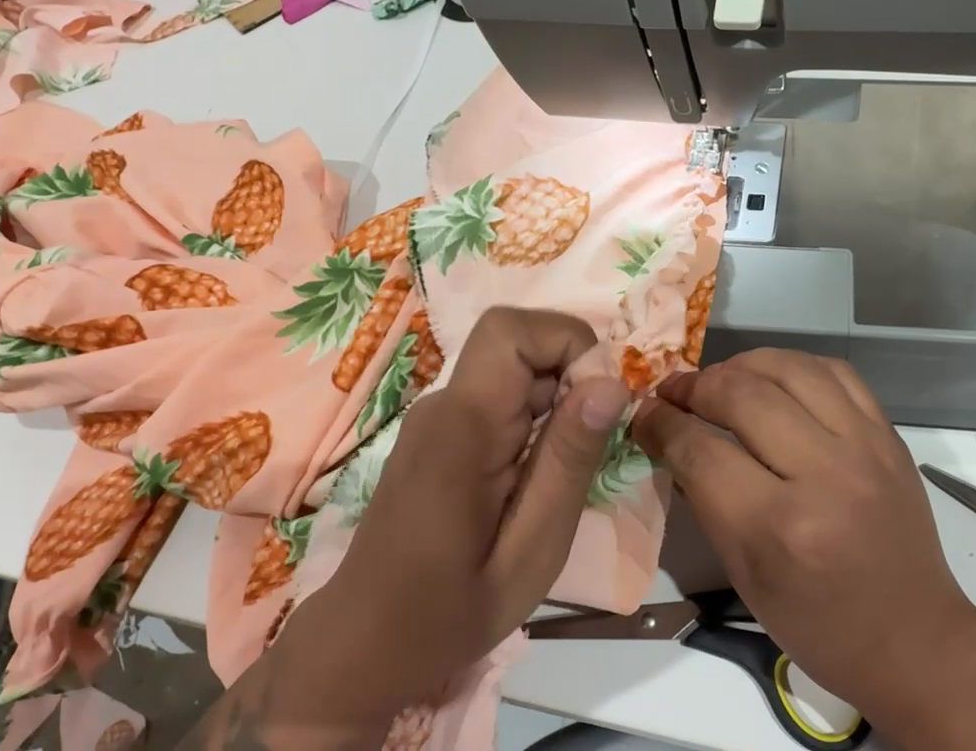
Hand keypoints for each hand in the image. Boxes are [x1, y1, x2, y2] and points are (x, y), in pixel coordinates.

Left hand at [281, 306, 629, 722]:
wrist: (362, 646)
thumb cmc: (450, 611)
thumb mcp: (532, 550)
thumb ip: (569, 461)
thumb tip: (612, 383)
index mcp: (462, 428)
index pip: (512, 329)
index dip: (569, 344)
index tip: (600, 404)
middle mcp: (444, 405)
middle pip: (519, 342)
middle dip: (573, 374)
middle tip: (589, 445)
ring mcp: (438, 416)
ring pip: (516, 367)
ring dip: (558, 399)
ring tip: (564, 472)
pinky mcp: (440, 431)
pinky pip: (501, 395)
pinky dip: (537, 417)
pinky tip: (538, 476)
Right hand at [630, 350, 975, 725]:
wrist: (911, 636)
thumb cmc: (817, 624)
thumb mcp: (746, 576)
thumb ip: (709, 500)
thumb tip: (673, 437)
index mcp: (781, 527)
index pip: (702, 450)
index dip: (661, 424)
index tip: (643, 414)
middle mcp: (826, 475)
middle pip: (744, 396)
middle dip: (696, 386)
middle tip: (675, 392)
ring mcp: (865, 448)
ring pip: (792, 369)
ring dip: (743, 364)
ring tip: (720, 377)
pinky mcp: (889, 436)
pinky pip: (838, 373)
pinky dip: (796, 366)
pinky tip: (774, 377)